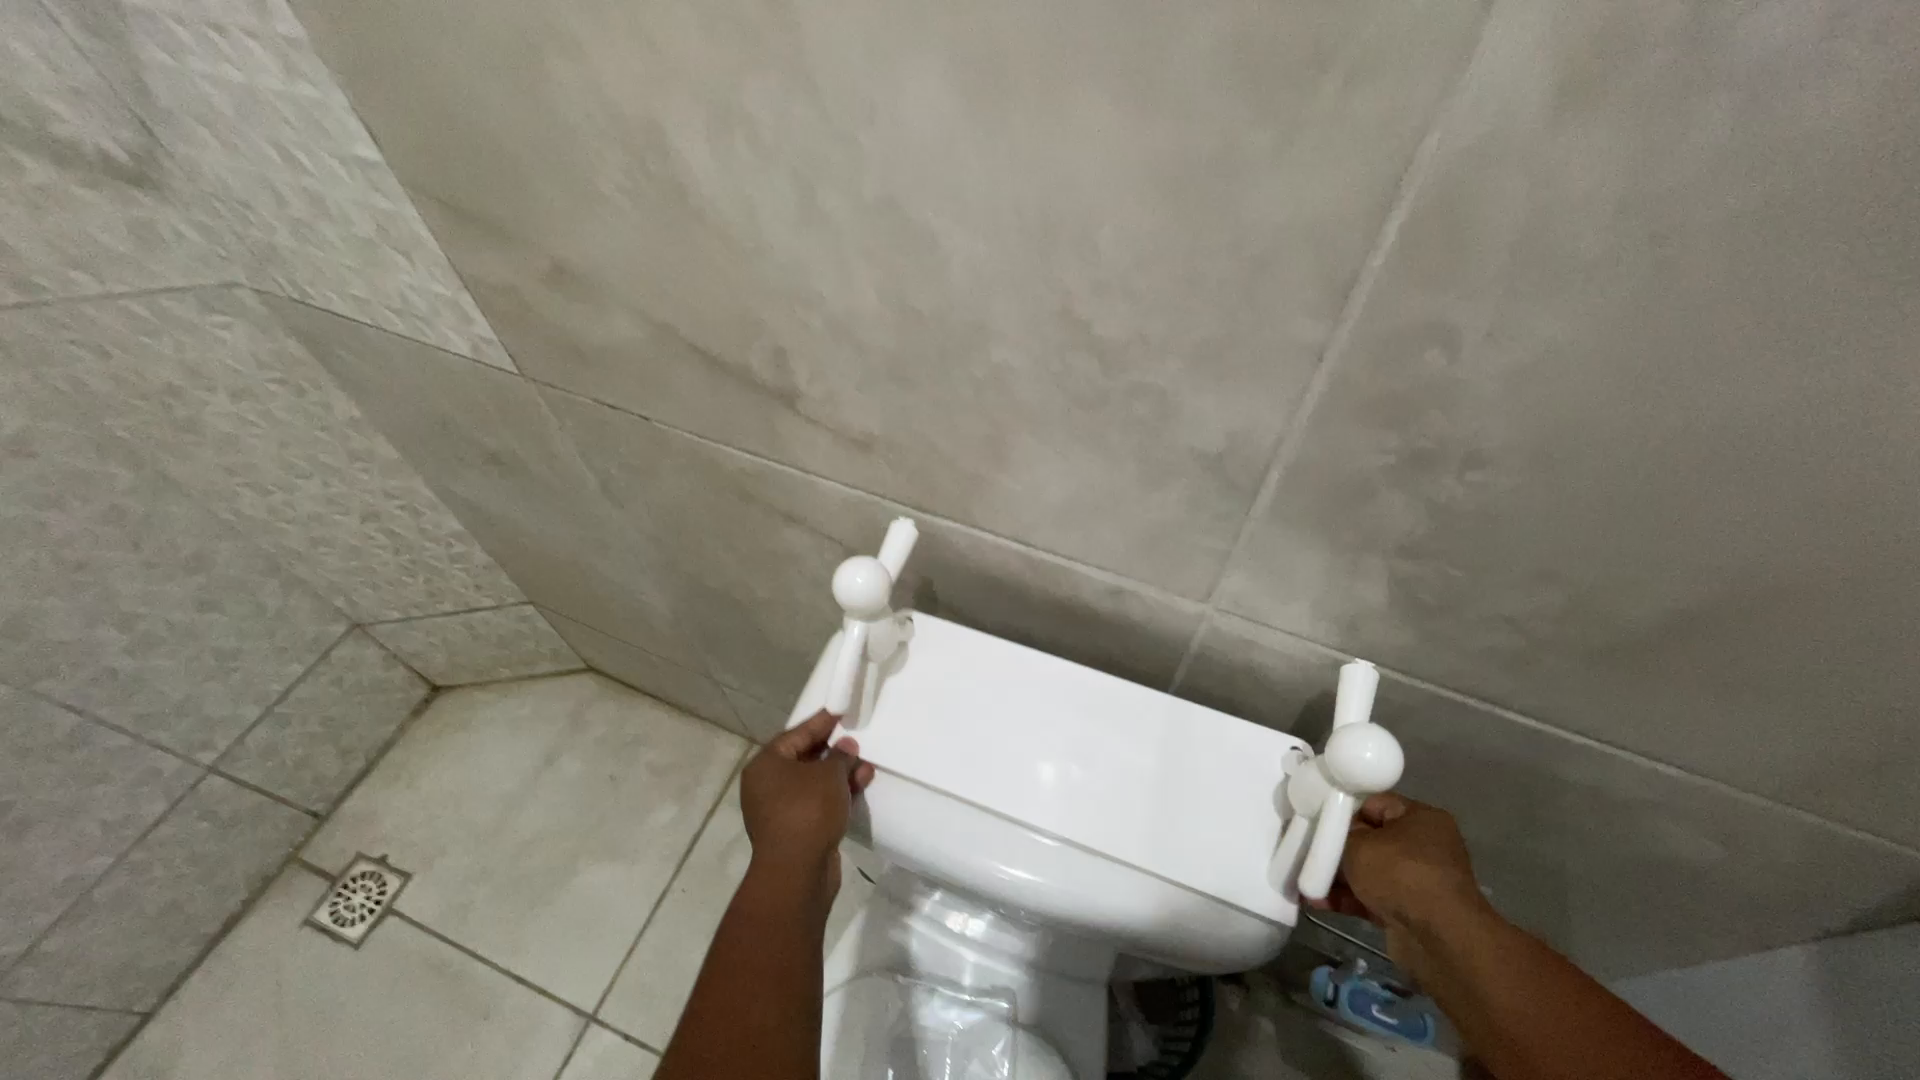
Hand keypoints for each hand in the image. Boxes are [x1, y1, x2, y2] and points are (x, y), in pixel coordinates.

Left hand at [739, 710, 875, 901]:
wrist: (797, 872)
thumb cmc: (808, 811)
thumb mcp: (829, 775)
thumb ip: (840, 756)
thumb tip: (845, 747)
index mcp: (766, 765)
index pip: (796, 734)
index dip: (821, 723)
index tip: (841, 712)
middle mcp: (766, 785)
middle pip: (804, 759)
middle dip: (833, 752)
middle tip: (857, 742)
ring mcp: (778, 810)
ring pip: (813, 784)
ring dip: (839, 776)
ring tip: (866, 767)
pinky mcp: (794, 831)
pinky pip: (816, 804)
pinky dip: (836, 796)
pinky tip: (859, 789)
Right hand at [1312, 793, 1492, 972]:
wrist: (1439, 939)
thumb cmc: (1400, 874)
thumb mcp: (1360, 843)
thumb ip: (1341, 834)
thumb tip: (1336, 836)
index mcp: (1421, 819)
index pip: (1374, 803)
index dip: (1343, 809)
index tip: (1316, 817)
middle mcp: (1424, 847)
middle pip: (1370, 839)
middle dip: (1337, 849)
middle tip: (1306, 850)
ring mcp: (1418, 881)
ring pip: (1368, 871)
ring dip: (1337, 877)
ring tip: (1304, 880)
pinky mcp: (1409, 910)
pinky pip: (1372, 897)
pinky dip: (1347, 899)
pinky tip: (1317, 902)